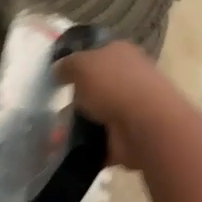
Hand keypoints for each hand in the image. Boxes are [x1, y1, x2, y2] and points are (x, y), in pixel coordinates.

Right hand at [53, 41, 186, 168]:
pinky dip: (88, 145)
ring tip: (56, 132)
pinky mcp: (130, 135)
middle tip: (55, 106)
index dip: (78, 62)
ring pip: (99, 114)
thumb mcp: (81, 64)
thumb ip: (67, 65)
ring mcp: (132, 108)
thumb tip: (59, 69)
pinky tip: (68, 149)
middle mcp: (130, 77)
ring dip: (80, 123)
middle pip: (98, 85)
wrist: (146, 126)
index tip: (59, 75)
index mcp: (121, 53)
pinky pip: (103, 140)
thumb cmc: (113, 85)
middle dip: (78, 97)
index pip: (97, 53)